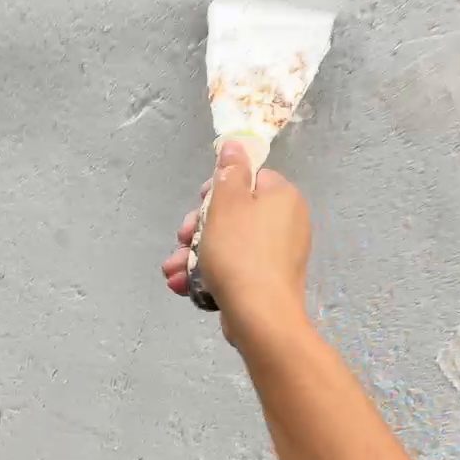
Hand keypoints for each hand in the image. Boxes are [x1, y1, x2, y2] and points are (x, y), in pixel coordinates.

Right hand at [161, 139, 311, 344]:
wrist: (259, 316)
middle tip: (181, 239)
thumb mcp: (227, 203)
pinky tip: (183, 285)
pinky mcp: (266, 283)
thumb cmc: (240, 252)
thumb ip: (229, 171)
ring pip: (228, 246)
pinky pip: (235, 269)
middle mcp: (286, 223)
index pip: (250, 180)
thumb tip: (235, 143)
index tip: (199, 206)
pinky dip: (209, 275)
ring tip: (172, 271)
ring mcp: (277, 256)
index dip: (218, 191)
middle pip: (234, 215)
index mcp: (282, 197)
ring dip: (194, 256)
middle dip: (197, 230)